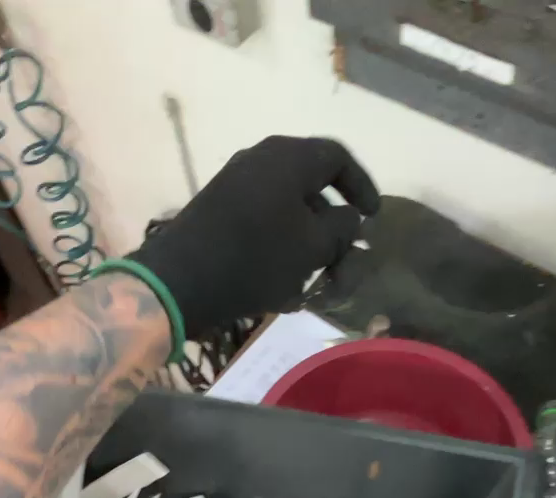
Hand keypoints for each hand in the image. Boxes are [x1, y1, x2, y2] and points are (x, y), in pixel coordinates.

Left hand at [131, 135, 379, 336]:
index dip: (362, 187)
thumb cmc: (256, 259)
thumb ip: (342, 228)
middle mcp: (261, 159)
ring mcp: (235, 183)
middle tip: (343, 255)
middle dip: (332, 222)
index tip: (373, 218)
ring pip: (287, 206)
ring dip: (307, 238)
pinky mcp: (219, 210)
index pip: (338, 158)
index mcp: (288, 157)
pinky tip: (285, 278)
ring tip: (316, 275)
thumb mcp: (313, 246)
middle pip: (311, 183)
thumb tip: (350, 219)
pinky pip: (263, 220)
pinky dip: (282, 244)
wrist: (182, 281)